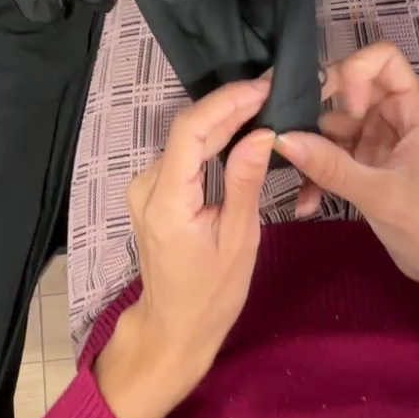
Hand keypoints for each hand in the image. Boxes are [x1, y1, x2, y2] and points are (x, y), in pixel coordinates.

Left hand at [94, 80, 274, 417]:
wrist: (173, 329)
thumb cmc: (211, 293)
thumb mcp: (239, 239)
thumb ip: (245, 182)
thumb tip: (262, 132)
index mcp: (166, 199)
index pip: (191, 130)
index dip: (226, 102)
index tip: (262, 88)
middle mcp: (147, 185)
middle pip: (189, 130)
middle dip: (231, 106)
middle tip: (272, 90)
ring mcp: (146, 186)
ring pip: (188, 138)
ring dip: (224, 119)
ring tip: (264, 103)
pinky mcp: (154, 189)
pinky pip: (186, 152)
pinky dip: (214, 137)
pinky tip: (242, 128)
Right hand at [274, 42, 418, 318]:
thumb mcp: (379, 195)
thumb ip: (330, 166)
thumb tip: (281, 139)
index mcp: (415, 110)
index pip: (384, 59)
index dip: (356, 71)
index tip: (343, 107)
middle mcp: (396, 116)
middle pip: (350, 88)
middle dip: (319, 108)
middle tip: (289, 128)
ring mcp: (379, 139)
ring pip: (335, 125)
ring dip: (312, 149)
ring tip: (289, 175)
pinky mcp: (367, 163)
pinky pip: (334, 154)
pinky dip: (318, 174)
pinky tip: (305, 202)